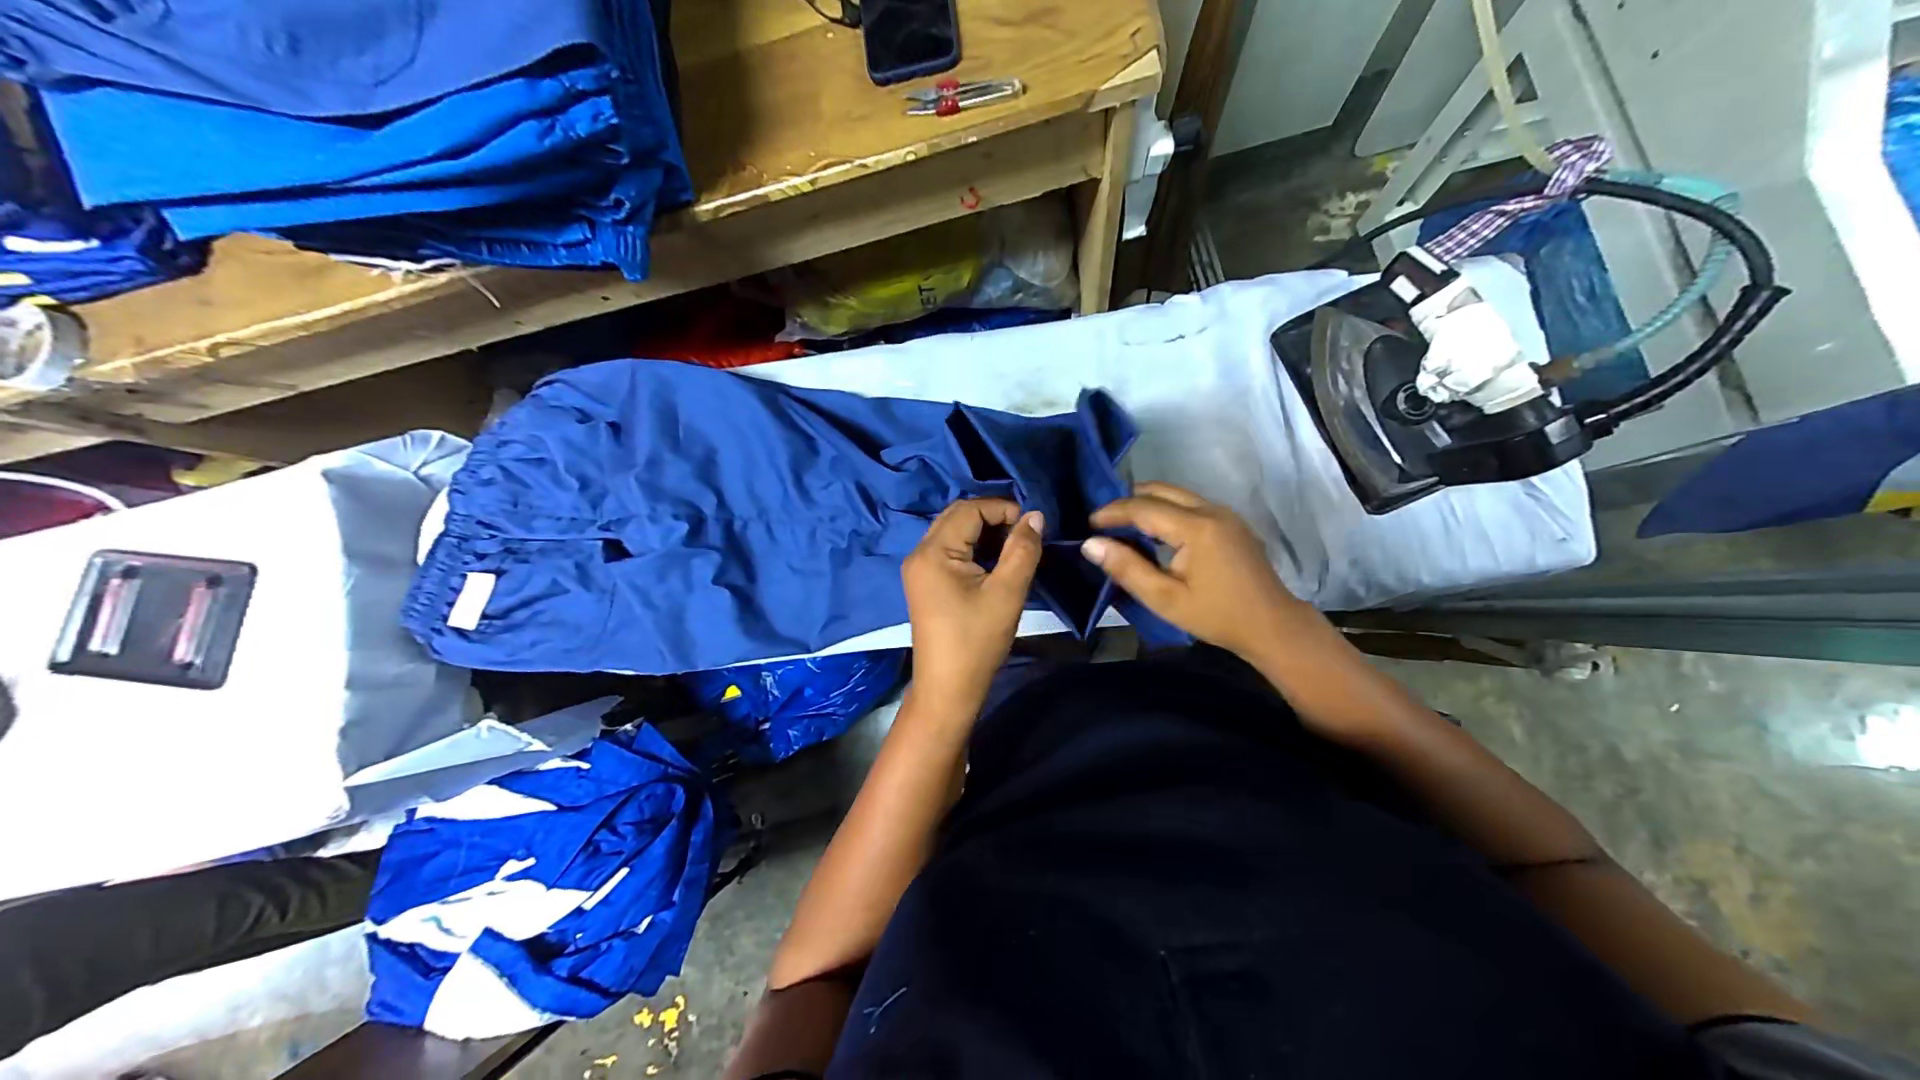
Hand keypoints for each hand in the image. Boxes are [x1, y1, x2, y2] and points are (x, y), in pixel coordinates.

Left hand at [902, 499, 1044, 710]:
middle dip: (994, 518)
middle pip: (958, 515)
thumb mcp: (1007, 592)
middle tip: (1025, 536)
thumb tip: (1035, 516)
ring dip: (985, 533)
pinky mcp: (925, 582)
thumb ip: (1022, 549)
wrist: (948, 687)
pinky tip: (996, 563)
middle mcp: (920, 553)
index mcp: (934, 552)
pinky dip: (974, 548)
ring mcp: (919, 568)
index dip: (1003, 509)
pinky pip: (950, 550)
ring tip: (1014, 549)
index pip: (970, 509)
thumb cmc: (977, 640)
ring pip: (954, 531)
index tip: (1033, 528)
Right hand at [1082, 483, 1322, 661]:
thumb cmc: (1216, 616)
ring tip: (1124, 527)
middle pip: (1161, 491)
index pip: (1144, 508)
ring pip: (1177, 495)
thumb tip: (1090, 544)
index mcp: (1196, 528)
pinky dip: (1166, 510)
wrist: (1272, 625)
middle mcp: (1212, 510)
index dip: (1112, 513)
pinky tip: (1155, 533)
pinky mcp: (1231, 522)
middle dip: (1128, 502)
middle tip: (1103, 522)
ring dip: (1148, 504)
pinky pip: (1191, 504)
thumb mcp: (1165, 599)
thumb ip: (1126, 568)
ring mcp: (1225, 514)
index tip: (1088, 525)